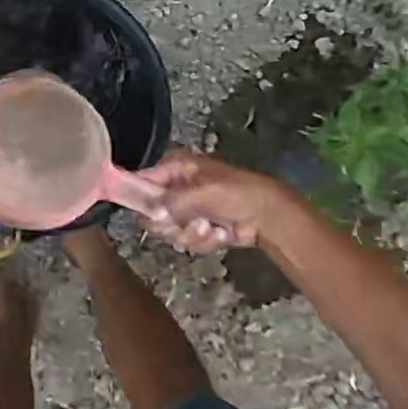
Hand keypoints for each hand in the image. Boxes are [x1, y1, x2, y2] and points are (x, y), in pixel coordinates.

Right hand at [137, 148, 306, 252]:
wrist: (268, 216)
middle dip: (171, 224)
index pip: (142, 180)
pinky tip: (219, 234)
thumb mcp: (201, 193)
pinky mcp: (196, 228)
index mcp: (175, 167)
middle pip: (151, 212)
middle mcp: (175, 187)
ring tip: (209, 229)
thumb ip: (170, 202)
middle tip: (187, 224)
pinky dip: (203, 241)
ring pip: (168, 230)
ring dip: (190, 234)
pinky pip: (185, 240)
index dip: (139, 197)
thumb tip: (149, 213)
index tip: (147, 213)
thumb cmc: (235, 194)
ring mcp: (186, 209)